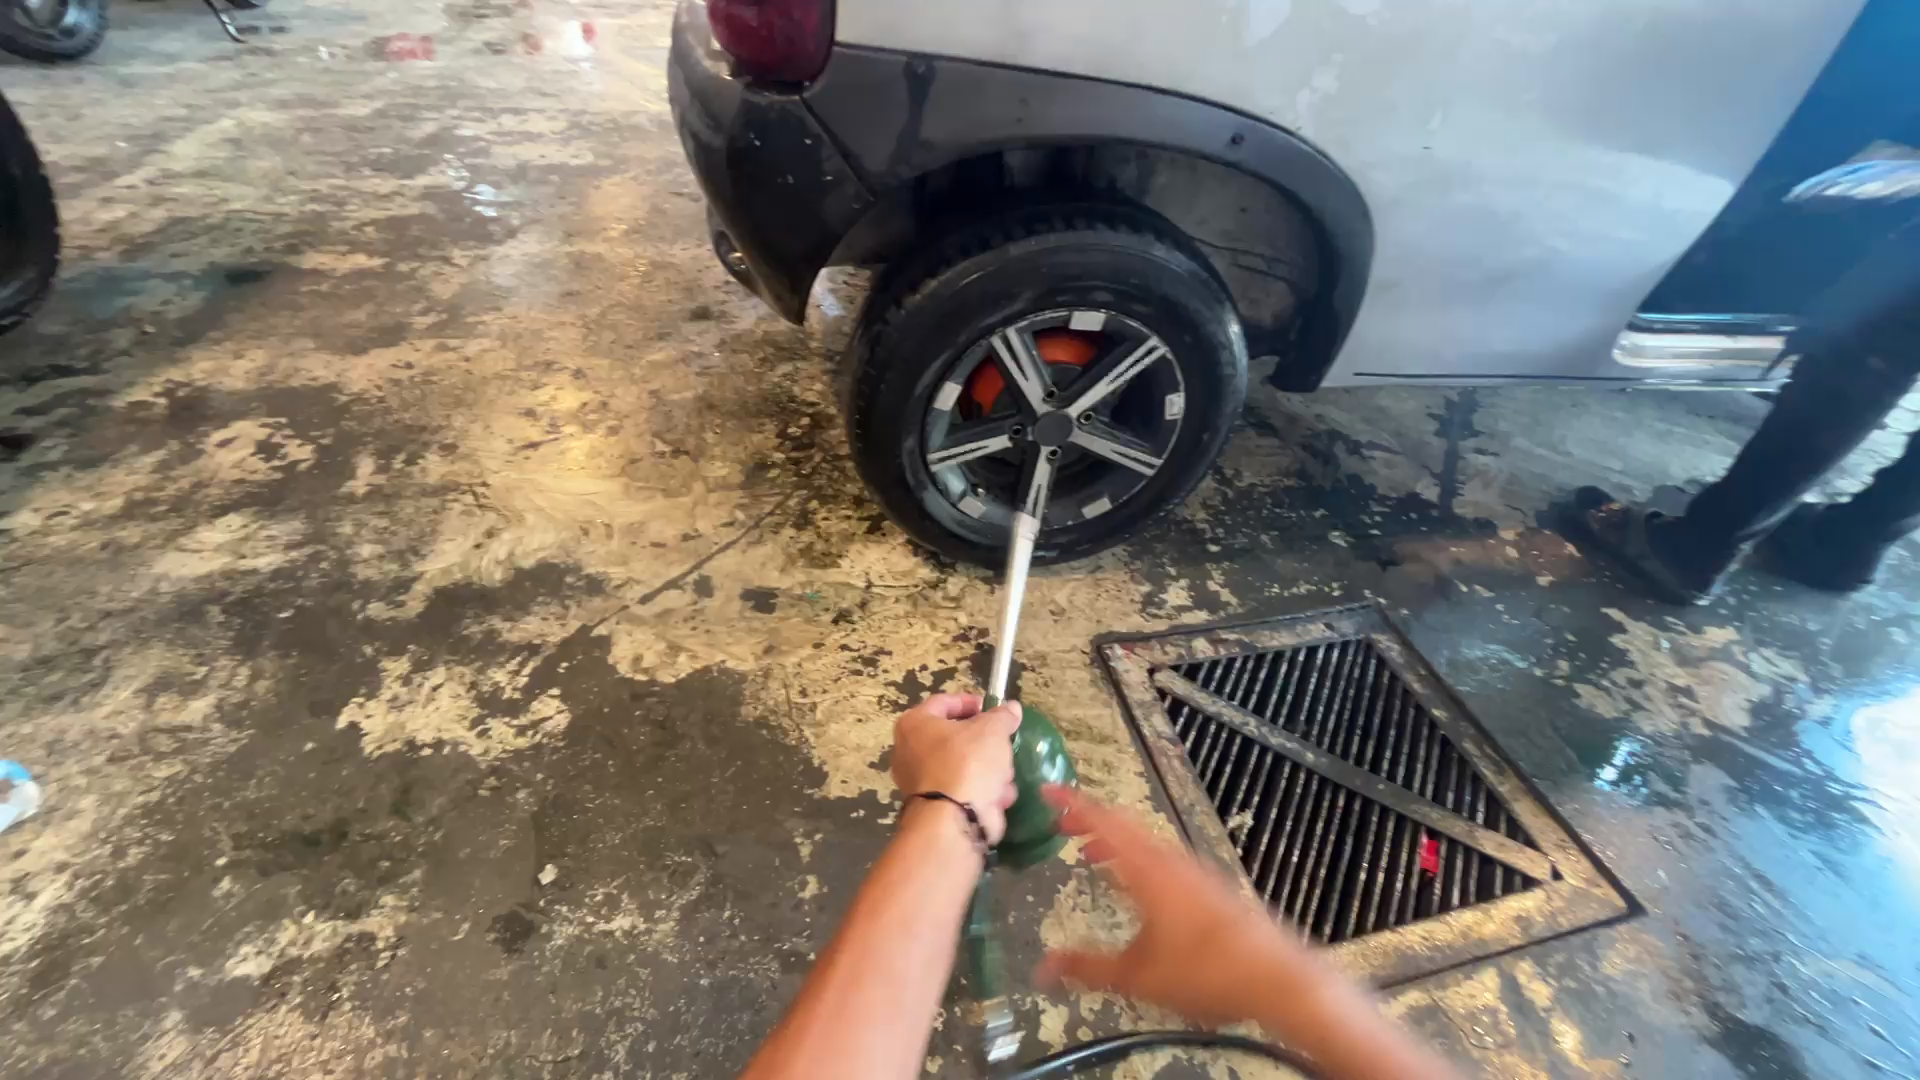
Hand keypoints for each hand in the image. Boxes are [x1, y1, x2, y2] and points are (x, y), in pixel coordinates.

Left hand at [891, 694, 1021, 844]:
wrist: (955, 820)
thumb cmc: (968, 762)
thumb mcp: (992, 730)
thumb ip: (1002, 716)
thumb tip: (1011, 708)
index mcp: (915, 724)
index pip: (944, 702)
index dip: (971, 703)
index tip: (993, 709)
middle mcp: (909, 751)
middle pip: (954, 738)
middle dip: (984, 743)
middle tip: (1003, 743)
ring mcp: (919, 782)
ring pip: (962, 766)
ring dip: (988, 770)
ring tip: (1006, 774)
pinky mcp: (933, 808)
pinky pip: (962, 791)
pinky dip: (981, 793)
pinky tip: (999, 797)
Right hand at [1035, 785, 1326, 1026]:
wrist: (1278, 978)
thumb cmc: (1204, 971)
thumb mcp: (1137, 976)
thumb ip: (1087, 968)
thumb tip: (1041, 967)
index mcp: (1145, 868)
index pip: (1102, 821)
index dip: (1072, 803)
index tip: (1046, 790)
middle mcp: (1168, 858)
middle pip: (1122, 823)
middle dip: (1088, 820)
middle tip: (1060, 826)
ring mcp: (1192, 868)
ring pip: (1143, 839)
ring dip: (1113, 839)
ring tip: (1091, 855)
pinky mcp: (1209, 884)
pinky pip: (1160, 855)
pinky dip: (1136, 856)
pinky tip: (1136, 886)